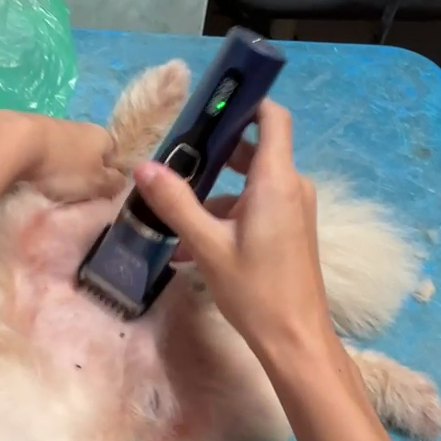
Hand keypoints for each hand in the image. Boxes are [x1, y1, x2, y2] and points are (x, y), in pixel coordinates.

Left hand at [0, 110, 122, 201]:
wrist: (12, 142)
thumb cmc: (62, 166)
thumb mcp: (96, 183)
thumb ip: (114, 184)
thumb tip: (122, 181)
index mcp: (102, 135)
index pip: (115, 156)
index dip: (109, 176)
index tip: (98, 194)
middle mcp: (80, 125)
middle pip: (88, 152)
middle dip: (81, 171)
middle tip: (73, 194)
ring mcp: (51, 124)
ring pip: (63, 150)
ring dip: (58, 166)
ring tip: (48, 187)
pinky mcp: (25, 128)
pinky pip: (40, 150)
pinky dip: (37, 162)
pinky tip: (29, 175)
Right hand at [132, 100, 335, 362]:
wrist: (296, 338)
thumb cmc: (255, 290)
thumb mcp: (208, 246)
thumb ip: (176, 203)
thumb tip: (144, 168)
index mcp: (276, 180)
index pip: (272, 117)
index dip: (245, 102)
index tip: (210, 104)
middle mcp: (291, 186)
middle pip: (255, 148)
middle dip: (216, 150)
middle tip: (177, 156)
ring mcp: (294, 209)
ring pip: (251, 183)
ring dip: (215, 191)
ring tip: (174, 208)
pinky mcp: (290, 229)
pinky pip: (257, 207)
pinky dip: (227, 215)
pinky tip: (192, 245)